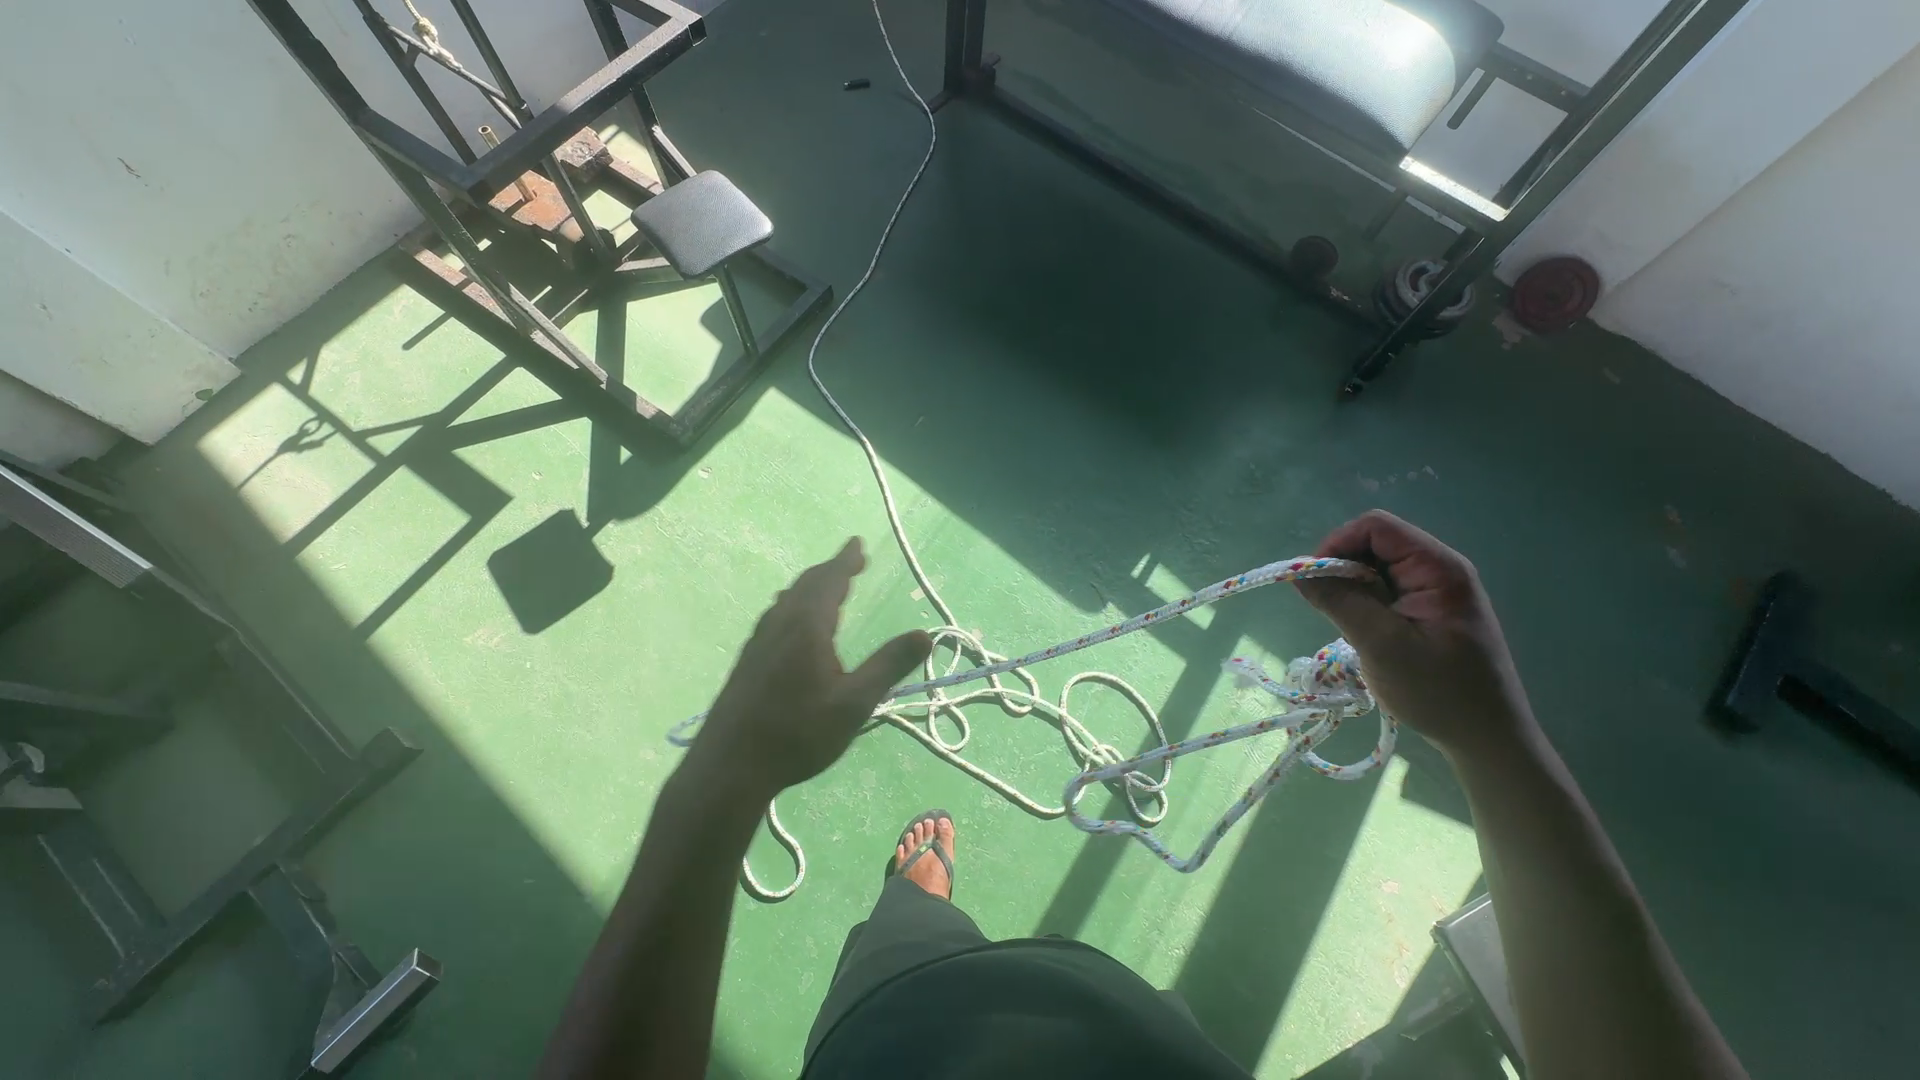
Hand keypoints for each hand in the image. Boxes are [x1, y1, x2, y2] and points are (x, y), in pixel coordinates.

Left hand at [686, 539, 931, 799]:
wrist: (730, 766)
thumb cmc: (797, 734)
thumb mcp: (854, 704)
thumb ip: (888, 666)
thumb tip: (925, 634)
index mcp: (807, 627)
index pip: (829, 581)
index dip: (846, 561)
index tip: (858, 543)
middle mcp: (779, 625)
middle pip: (805, 585)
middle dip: (830, 570)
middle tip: (851, 561)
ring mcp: (758, 642)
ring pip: (785, 601)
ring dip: (809, 587)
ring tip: (825, 587)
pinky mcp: (747, 661)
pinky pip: (774, 616)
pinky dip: (792, 605)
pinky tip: (791, 625)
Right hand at [1294, 510, 1540, 762]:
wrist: (1488, 739)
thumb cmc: (1439, 692)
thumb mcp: (1382, 645)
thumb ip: (1340, 602)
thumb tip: (1299, 572)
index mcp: (1438, 568)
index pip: (1375, 527)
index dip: (1337, 545)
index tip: (1315, 582)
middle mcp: (1438, 569)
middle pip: (1373, 544)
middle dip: (1343, 570)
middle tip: (1330, 610)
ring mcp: (1435, 591)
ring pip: (1375, 569)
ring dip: (1352, 592)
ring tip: (1352, 629)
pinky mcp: (1428, 611)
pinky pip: (1384, 592)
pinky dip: (1364, 607)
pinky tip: (1366, 636)